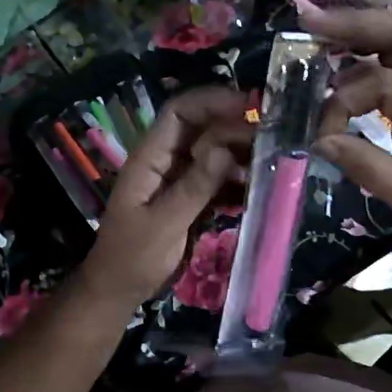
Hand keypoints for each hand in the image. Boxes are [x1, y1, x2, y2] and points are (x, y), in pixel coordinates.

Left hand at [78, 86, 251, 303]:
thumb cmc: (132, 257)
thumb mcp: (164, 224)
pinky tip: (258, 185)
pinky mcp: (189, 199)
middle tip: (272, 138)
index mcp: (149, 158)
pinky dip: (235, 179)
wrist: (119, 289)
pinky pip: (216, 179)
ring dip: (240, 154)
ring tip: (272, 161)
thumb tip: (223, 148)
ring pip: (213, 153)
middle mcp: (165, 161)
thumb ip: (193, 187)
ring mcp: (178, 180)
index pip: (179, 113)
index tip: (250, 105)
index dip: (212, 101)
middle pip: (202, 129)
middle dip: (235, 127)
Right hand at [303, 7, 391, 256]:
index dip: (342, 104)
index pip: (383, 85)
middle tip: (310, 21)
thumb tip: (319, 140)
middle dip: (355, 24)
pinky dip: (364, 53)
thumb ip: (365, 165)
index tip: (321, 136)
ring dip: (358, 31)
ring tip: (317, 31)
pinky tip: (336, 56)